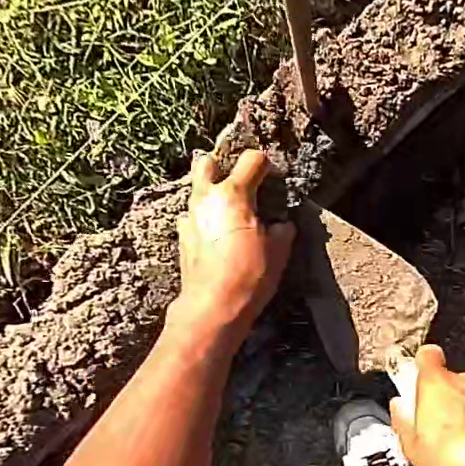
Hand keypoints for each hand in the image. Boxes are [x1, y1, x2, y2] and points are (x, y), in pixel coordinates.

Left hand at [172, 150, 293, 337]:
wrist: (213, 306)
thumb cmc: (249, 276)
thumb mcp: (279, 251)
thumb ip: (281, 229)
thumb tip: (281, 224)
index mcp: (234, 195)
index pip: (252, 159)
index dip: (266, 165)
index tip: (273, 179)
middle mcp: (207, 199)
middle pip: (208, 162)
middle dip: (224, 166)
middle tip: (241, 185)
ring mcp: (190, 217)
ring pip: (198, 190)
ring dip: (213, 194)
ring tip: (232, 214)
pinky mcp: (183, 237)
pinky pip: (193, 217)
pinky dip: (205, 219)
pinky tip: (218, 237)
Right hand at [388, 345, 464, 465]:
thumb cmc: (460, 461)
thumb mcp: (413, 448)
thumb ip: (404, 422)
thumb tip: (399, 410)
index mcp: (436, 383)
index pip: (427, 355)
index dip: (421, 365)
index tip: (415, 382)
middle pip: (449, 381)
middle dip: (442, 399)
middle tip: (433, 427)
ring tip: (458, 445)